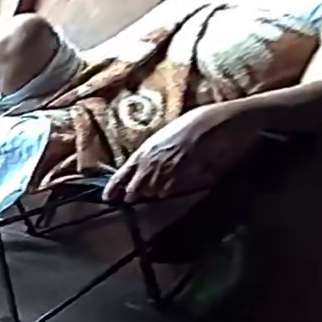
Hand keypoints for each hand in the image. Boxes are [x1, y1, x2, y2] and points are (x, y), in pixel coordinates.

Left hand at [102, 107, 243, 203]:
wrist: (213, 123)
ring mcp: (164, 174)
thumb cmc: (188, 124)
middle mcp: (148, 167)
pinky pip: (169, 191)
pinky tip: (173, 184)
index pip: (118, 178)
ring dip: (152, 192)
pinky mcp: (181, 178)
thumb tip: (139, 166)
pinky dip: (169, 190)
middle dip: (134, 194)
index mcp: (140, 154)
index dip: (112, 189)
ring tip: (158, 186)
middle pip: (133, 191)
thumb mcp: (160, 137)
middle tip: (136, 195)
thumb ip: (147, 154)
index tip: (107, 198)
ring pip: (151, 193)